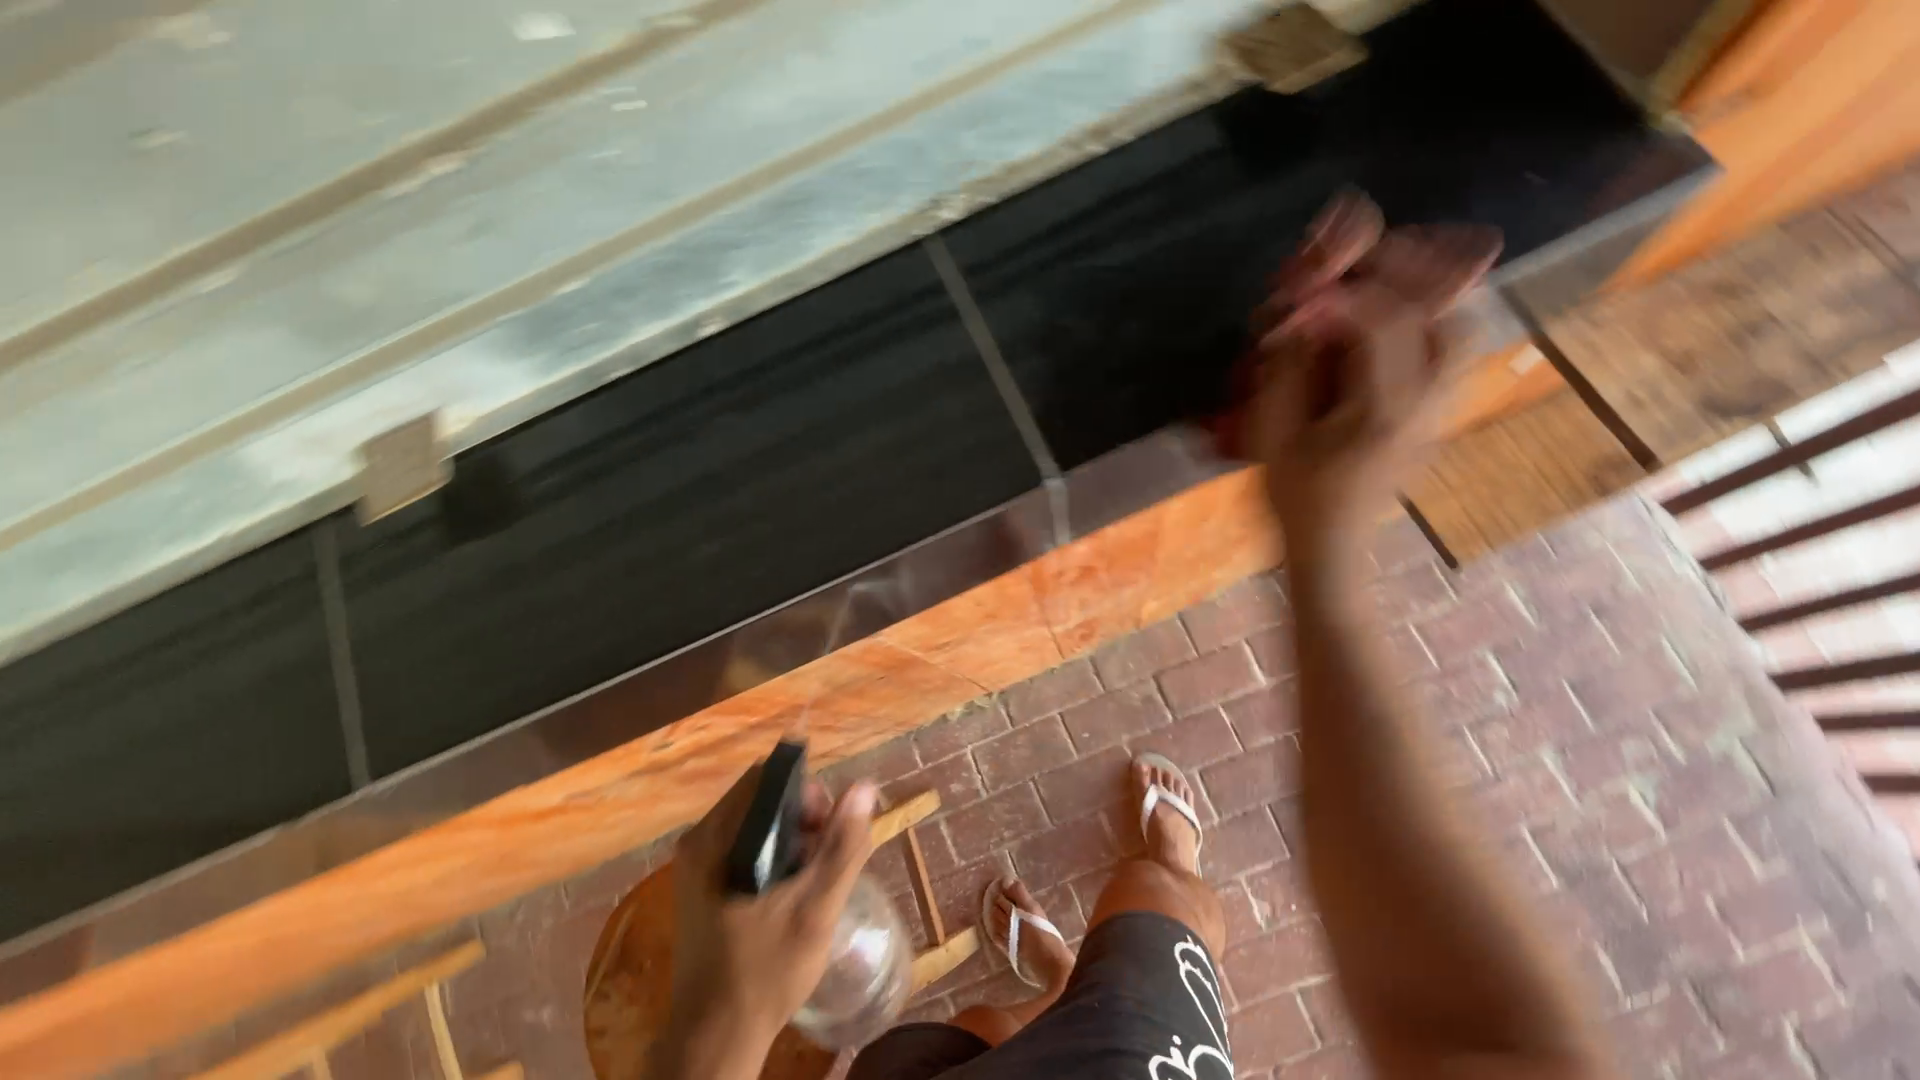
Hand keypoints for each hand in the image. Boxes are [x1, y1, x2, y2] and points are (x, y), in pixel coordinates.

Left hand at [660, 765, 877, 1070]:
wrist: (714, 1036)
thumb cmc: (766, 971)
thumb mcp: (816, 909)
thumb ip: (842, 847)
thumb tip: (864, 788)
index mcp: (718, 837)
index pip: (768, 777)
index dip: (807, 791)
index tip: (829, 826)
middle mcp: (700, 840)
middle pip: (761, 796)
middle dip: (802, 815)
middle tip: (825, 857)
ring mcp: (696, 863)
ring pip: (754, 821)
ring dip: (790, 836)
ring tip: (812, 877)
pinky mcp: (699, 884)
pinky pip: (742, 845)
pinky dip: (773, 853)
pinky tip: (790, 889)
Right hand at [1242, 193, 1499, 551]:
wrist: (1333, 548)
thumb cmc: (1296, 498)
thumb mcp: (1275, 436)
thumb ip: (1288, 371)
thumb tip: (1300, 318)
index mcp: (1383, 409)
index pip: (1383, 323)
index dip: (1348, 291)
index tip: (1313, 286)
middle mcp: (1425, 403)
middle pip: (1446, 315)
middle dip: (1413, 272)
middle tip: (1377, 252)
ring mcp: (1438, 411)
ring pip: (1461, 331)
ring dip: (1432, 293)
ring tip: (1395, 276)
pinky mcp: (1435, 418)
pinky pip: (1452, 353)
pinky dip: (1434, 321)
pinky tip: (1399, 317)